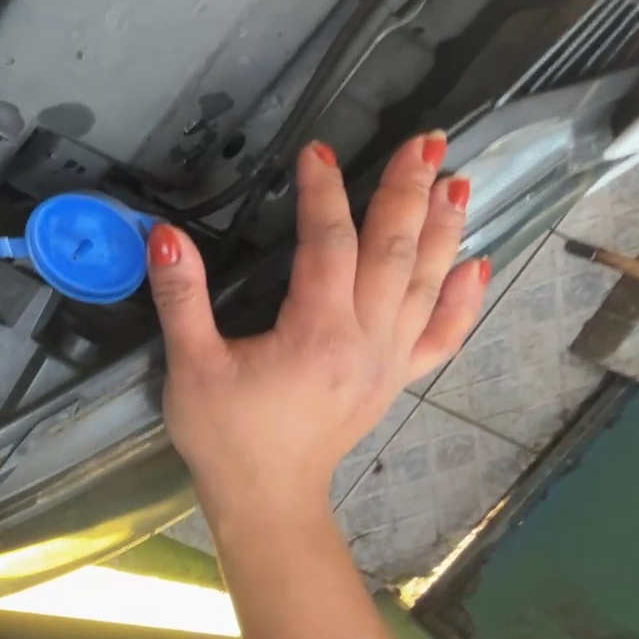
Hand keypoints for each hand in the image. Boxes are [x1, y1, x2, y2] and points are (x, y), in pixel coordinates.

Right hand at [145, 133, 489, 523]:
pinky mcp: (392, 378)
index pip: (328, 245)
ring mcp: (387, 360)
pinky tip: (473, 264)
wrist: (265, 496)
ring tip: (457, 181)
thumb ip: (180, 296)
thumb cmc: (223, 431)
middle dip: (408, 194)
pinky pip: (440, 334)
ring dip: (444, 230)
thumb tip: (164, 236)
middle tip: (427, 142)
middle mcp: (366, 339)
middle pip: (395, 254)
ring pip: (426, 284)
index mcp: (317, 332)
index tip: (317, 151)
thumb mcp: (189, 363)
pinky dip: (462, 298)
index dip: (323, 194)